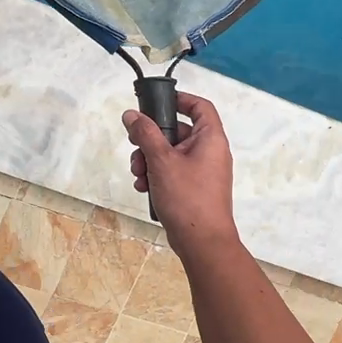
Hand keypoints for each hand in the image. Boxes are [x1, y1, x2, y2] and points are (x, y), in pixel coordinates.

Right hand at [122, 92, 238, 260]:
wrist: (202, 243)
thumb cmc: (187, 196)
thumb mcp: (161, 160)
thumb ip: (145, 134)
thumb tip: (131, 115)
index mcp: (210, 139)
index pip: (200, 106)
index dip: (180, 99)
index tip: (156, 102)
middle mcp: (209, 152)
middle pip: (177, 131)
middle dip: (151, 140)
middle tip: (135, 148)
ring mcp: (202, 171)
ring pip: (170, 153)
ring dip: (149, 160)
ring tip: (138, 174)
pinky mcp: (193, 188)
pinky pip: (172, 171)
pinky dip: (156, 175)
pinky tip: (144, 187)